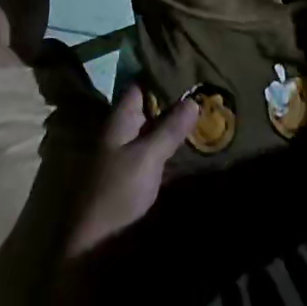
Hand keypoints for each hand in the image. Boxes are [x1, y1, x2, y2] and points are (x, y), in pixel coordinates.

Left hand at [61, 85, 199, 259]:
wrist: (99, 237)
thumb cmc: (119, 190)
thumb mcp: (147, 156)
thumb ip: (168, 129)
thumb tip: (193, 98)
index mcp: (120, 119)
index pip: (139, 86)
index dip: (160, 75)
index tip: (187, 67)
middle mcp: (123, 130)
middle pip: (149, 107)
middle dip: (173, 100)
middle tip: (206, 91)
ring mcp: (129, 152)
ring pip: (155, 129)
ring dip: (176, 123)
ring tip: (207, 112)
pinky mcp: (138, 174)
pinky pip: (158, 150)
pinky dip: (174, 145)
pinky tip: (195, 144)